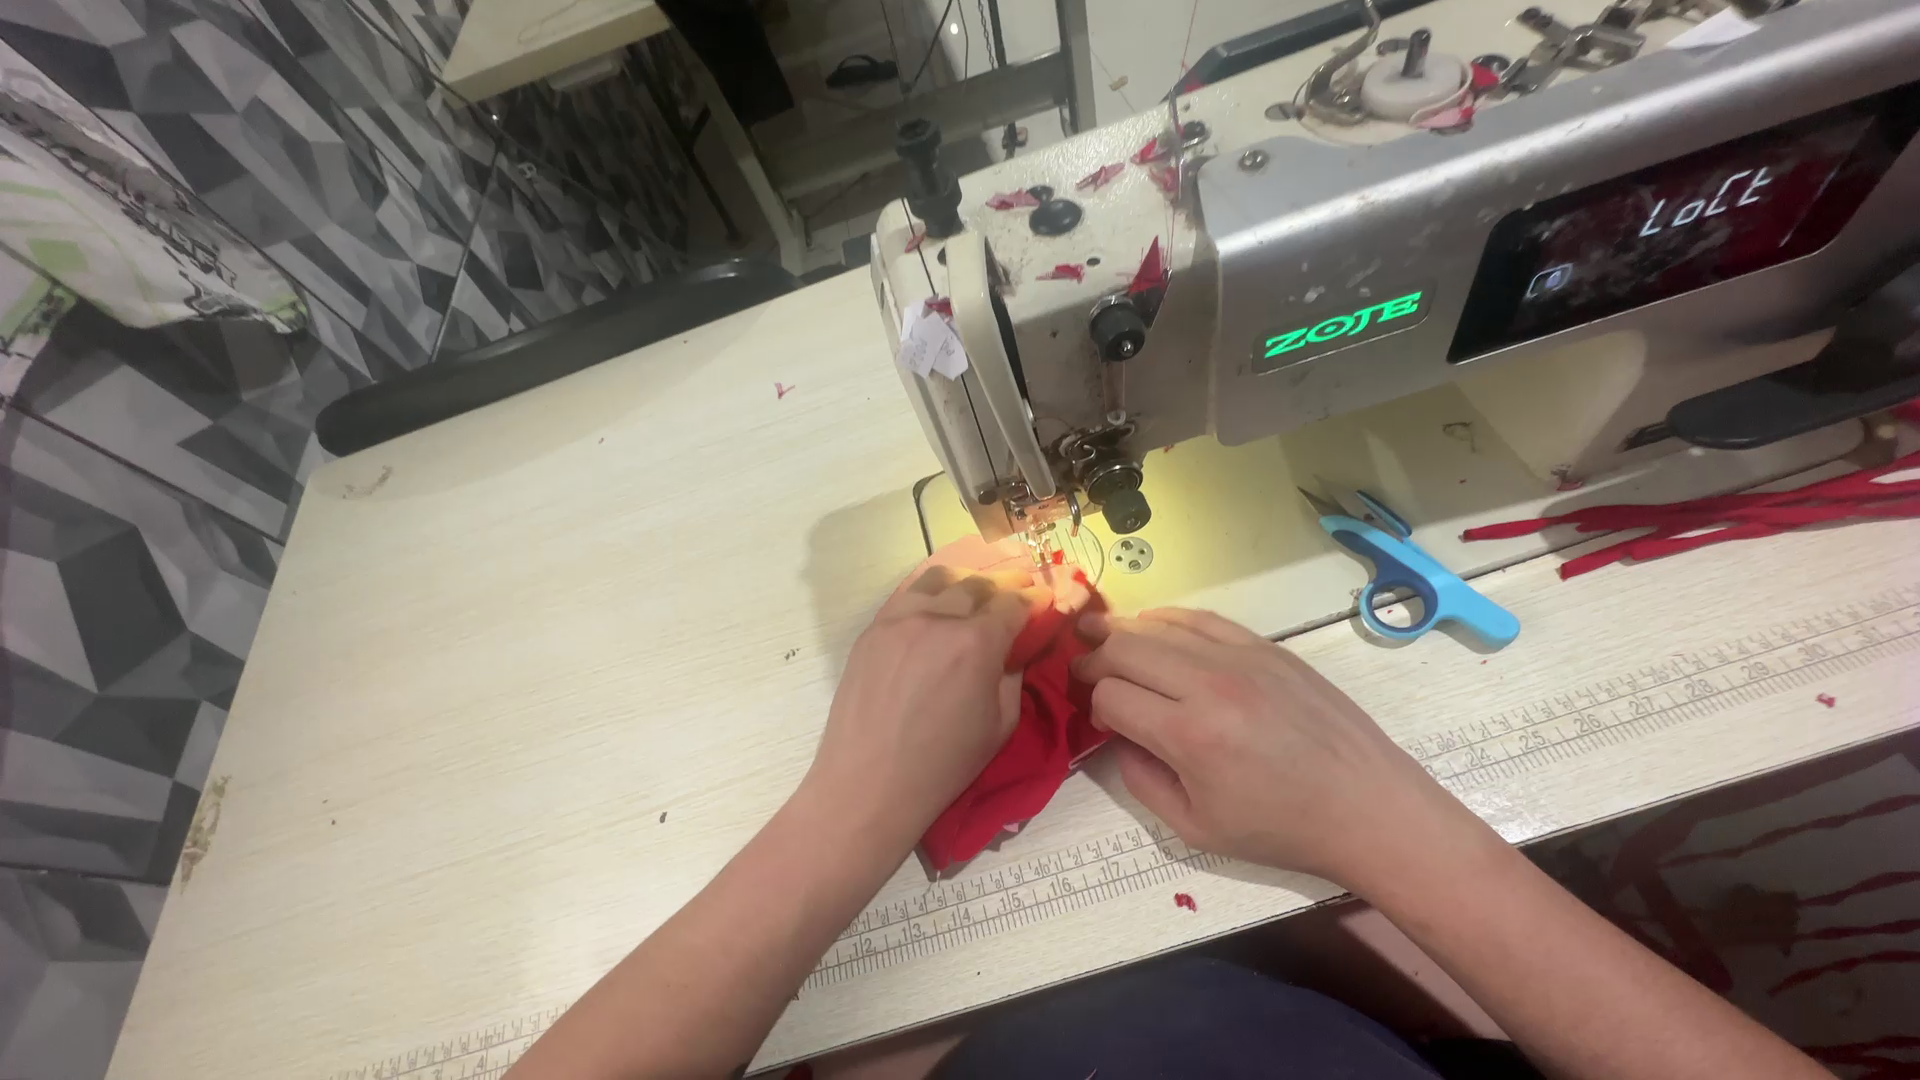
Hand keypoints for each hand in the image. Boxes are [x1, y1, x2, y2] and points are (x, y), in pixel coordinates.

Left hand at [808, 558, 1049, 838]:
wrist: (870, 782)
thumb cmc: (944, 764)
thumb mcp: (1000, 725)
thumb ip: (1013, 676)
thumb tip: (1017, 650)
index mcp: (976, 643)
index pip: (1013, 604)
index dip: (1033, 601)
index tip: (1043, 601)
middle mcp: (937, 619)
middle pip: (978, 585)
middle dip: (1004, 585)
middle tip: (1015, 592)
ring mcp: (899, 620)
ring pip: (939, 580)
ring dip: (964, 583)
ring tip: (974, 593)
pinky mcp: (872, 630)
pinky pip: (906, 595)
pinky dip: (929, 593)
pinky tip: (936, 603)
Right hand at [1074, 608, 1475, 886]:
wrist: (1366, 807)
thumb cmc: (1279, 828)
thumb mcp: (1194, 828)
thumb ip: (1140, 779)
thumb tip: (1118, 733)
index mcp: (1189, 736)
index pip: (1111, 696)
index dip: (1095, 707)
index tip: (1103, 723)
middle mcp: (1209, 684)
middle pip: (1124, 648)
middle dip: (1094, 659)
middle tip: (1083, 671)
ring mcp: (1241, 658)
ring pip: (1157, 625)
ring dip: (1121, 631)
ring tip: (1098, 635)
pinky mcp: (1266, 646)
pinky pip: (1201, 617)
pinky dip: (1167, 619)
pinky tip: (1151, 626)